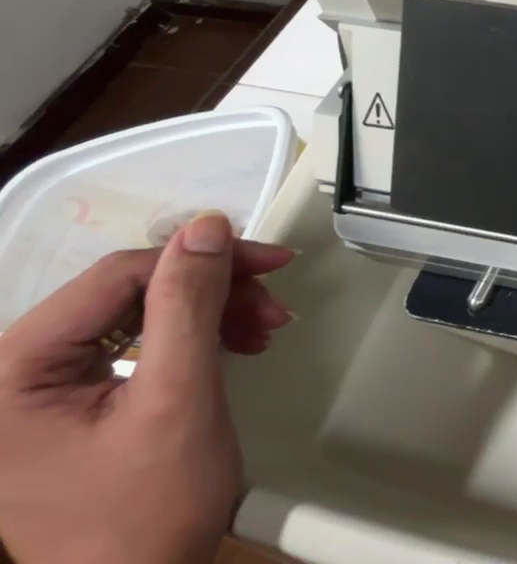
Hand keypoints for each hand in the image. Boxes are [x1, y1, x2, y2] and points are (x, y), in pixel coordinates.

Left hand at [0, 213, 296, 563]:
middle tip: (271, 303)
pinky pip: (134, 341)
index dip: (199, 259)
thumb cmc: (150, 506)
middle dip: (211, 290)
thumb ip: (188, 306)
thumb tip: (205, 229)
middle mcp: (8, 377)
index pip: (113, 278)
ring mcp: (34, 392)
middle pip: (126, 292)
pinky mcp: (68, 401)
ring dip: (210, 311)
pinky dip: (193, 335)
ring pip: (136, 311)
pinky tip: (230, 344)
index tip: (269, 260)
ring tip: (260, 329)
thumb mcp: (177, 396)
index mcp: (8, 376)